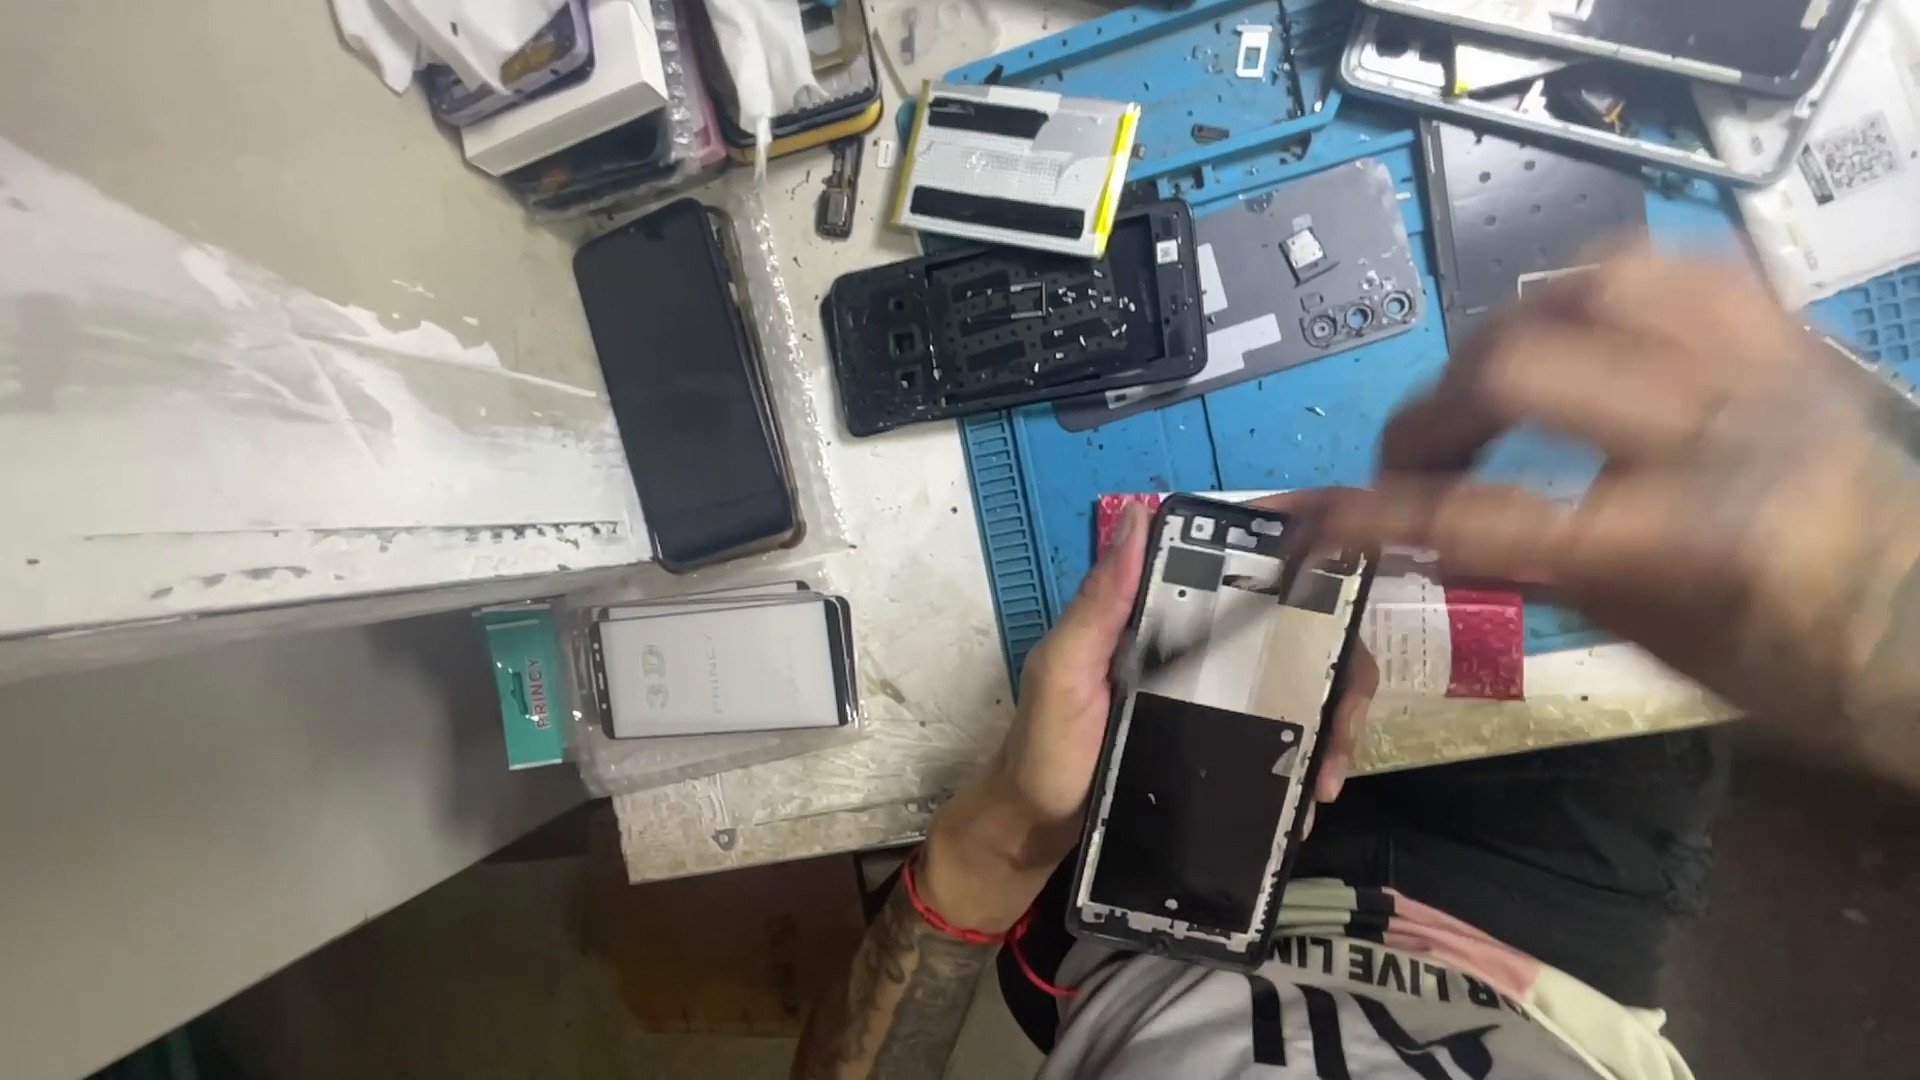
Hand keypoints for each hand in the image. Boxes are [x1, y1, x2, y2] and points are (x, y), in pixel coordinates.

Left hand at [921, 500, 1378, 929]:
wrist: (1040, 829)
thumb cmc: (1046, 746)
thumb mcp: (1064, 669)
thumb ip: (1098, 602)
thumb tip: (1137, 514)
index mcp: (1158, 620)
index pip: (1234, 572)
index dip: (1297, 564)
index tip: (1346, 577)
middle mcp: (1194, 651)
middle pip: (1289, 633)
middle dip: (1335, 665)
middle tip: (1343, 715)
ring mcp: (1212, 700)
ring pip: (1297, 686)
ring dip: (1331, 719)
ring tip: (1329, 773)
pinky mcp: (1220, 747)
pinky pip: (1280, 738)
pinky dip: (1308, 757)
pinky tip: (1316, 789)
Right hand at [1315, 249, 1919, 774]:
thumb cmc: (1795, 657)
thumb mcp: (1644, 639)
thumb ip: (1521, 571)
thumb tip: (1409, 540)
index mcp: (1692, 537)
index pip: (1480, 513)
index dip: (1378, 516)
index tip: (1326, 524)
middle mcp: (1726, 431)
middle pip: (1518, 368)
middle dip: (1429, 416)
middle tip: (1412, 459)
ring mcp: (1760, 366)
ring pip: (1590, 285)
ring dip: (1502, 336)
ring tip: (1481, 389)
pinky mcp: (1779, 336)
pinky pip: (1671, 265)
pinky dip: (1588, 288)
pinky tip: (1561, 332)